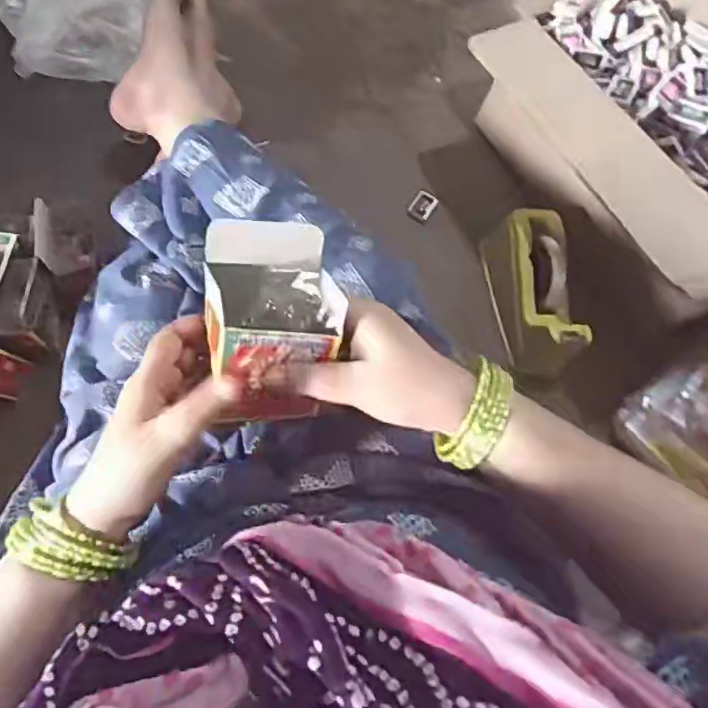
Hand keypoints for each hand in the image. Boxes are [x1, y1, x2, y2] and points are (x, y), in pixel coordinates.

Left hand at [64, 316, 238, 540]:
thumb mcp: (170, 435)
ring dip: (216, 373)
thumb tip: (241, 373)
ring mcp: (159, 409)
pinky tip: (237, 402)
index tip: (232, 326)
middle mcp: (154, 388)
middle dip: (214, 348)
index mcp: (148, 381)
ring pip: (191, 378)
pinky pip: (193, 402)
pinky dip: (213, 397)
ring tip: (252, 371)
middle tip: (252, 350)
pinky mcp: (166, 429)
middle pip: (184, 355)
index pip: (170, 338)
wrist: (105, 514)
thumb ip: (205, 404)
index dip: (197, 326)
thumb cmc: (132, 470)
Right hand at [268, 299, 476, 436]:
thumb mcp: (353, 386)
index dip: (280, 314)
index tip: (252, 328)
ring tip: (266, 362)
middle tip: (252, 350)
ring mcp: (368, 331)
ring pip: (324, 337)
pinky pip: (337, 349)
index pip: (309, 301)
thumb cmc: (406, 389)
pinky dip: (319, 360)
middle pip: (314, 319)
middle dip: (287, 336)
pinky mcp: (373, 350)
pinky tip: (298, 374)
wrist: (455, 407)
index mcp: (358, 310)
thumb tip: (264, 375)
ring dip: (302, 351)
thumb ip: (309, 378)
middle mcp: (362, 314)